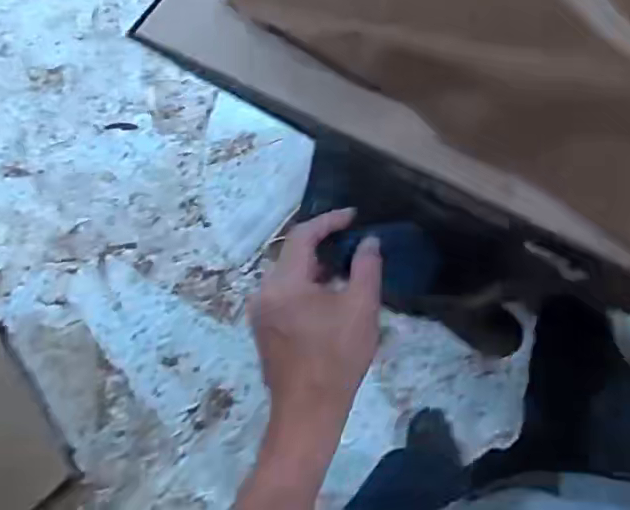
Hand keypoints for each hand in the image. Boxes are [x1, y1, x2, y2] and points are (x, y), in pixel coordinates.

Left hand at [254, 208, 383, 415]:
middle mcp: (265, 294)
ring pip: (291, 273)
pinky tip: (334, 292)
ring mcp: (261, 314)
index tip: (355, 216)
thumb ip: (366, 266)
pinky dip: (310, 283)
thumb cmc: (337, 356)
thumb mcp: (362, 305)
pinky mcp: (266, 330)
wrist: (308, 413)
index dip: (330, 221)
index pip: (303, 236)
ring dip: (320, 264)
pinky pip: (287, 291)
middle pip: (294, 253)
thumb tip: (368, 242)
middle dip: (326, 242)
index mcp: (284, 284)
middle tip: (356, 240)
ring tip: (351, 265)